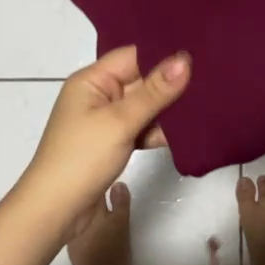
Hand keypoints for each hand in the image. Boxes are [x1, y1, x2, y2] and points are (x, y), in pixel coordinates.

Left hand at [16, 46, 190, 234]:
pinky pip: (140, 127)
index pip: (134, 55)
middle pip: (141, 79)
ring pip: (144, 105)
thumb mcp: (120, 121)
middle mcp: (98, 94)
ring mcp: (105, 120)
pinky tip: (185, 133)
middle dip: (171, 82)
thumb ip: (155, 91)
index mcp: (92, 80)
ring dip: (167, 109)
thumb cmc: (82, 158)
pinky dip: (157, 130)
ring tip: (205, 104)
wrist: (53, 212)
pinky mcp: (112, 142)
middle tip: (211, 78)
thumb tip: (185, 58)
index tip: (201, 51)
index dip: (164, 53)